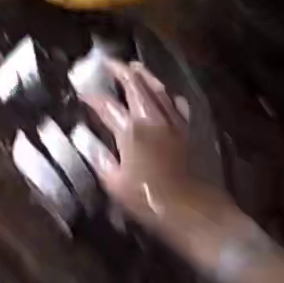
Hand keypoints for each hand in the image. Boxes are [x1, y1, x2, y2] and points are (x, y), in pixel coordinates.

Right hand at [77, 59, 227, 235]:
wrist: (204, 221)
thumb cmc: (154, 204)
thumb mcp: (115, 184)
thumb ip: (98, 157)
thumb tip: (83, 137)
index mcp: (130, 130)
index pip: (104, 103)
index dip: (89, 95)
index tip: (79, 91)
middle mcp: (152, 119)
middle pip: (135, 85)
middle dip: (118, 71)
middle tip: (106, 61)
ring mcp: (174, 125)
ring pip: (159, 91)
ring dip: (144, 76)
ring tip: (134, 66)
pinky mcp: (191, 135)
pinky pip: (180, 107)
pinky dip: (170, 97)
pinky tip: (167, 95)